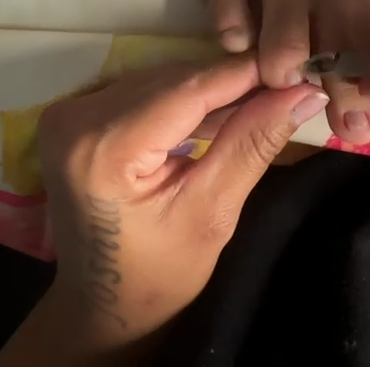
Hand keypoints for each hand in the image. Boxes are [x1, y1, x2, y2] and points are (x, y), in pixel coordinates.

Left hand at [20, 56, 325, 358]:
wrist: (98, 305)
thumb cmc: (156, 277)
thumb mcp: (210, 216)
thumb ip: (250, 145)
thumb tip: (300, 93)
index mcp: (105, 149)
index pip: (185, 90)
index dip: (242, 73)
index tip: (292, 65)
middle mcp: (76, 117)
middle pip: (169, 81)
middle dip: (227, 81)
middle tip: (283, 83)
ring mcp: (69, 112)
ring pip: (155, 80)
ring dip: (204, 87)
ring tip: (256, 96)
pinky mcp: (71, 113)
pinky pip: (137, 90)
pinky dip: (176, 97)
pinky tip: (213, 109)